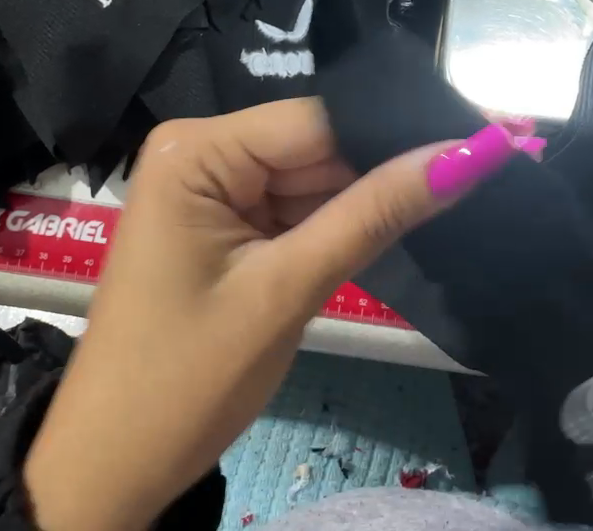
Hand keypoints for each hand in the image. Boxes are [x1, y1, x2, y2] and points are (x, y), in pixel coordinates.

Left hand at [22, 99, 516, 530]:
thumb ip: (378, 214)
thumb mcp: (289, 290)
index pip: (318, 121)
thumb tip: (472, 153)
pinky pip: (297, 207)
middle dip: (387, 168)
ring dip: (370, 198)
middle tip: (480, 171)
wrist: (111, 470)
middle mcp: (202, 151)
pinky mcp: (225, 221)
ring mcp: (212, 187)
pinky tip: (400, 223)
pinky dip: (340, 223)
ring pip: (315, 177)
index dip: (399, 131)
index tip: (481, 139)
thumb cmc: (186, 380)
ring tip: (456, 196)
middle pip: (318, 146)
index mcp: (197, 150)